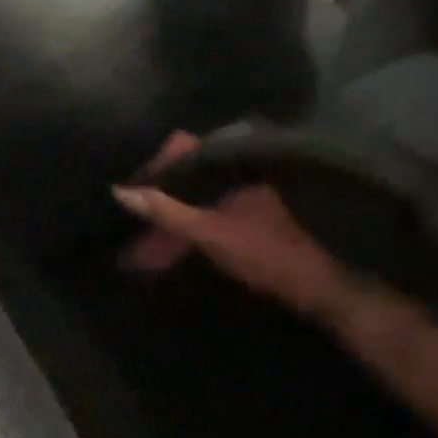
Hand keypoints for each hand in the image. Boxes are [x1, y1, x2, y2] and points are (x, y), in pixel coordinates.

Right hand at [113, 131, 348, 313]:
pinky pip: (206, 218)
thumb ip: (165, 211)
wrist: (317, 288)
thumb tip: (119, 191)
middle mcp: (239, 171)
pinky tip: (164, 257)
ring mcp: (245, 196)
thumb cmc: (265, 253)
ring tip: (138, 254)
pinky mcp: (248, 221)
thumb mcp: (209, 232)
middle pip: (186, 178)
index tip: (128, 191)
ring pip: (195, 202)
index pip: (181, 148)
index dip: (153, 168)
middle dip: (156, 203)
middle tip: (129, 229)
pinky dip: (185, 234)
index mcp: (233, 162)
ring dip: (168, 224)